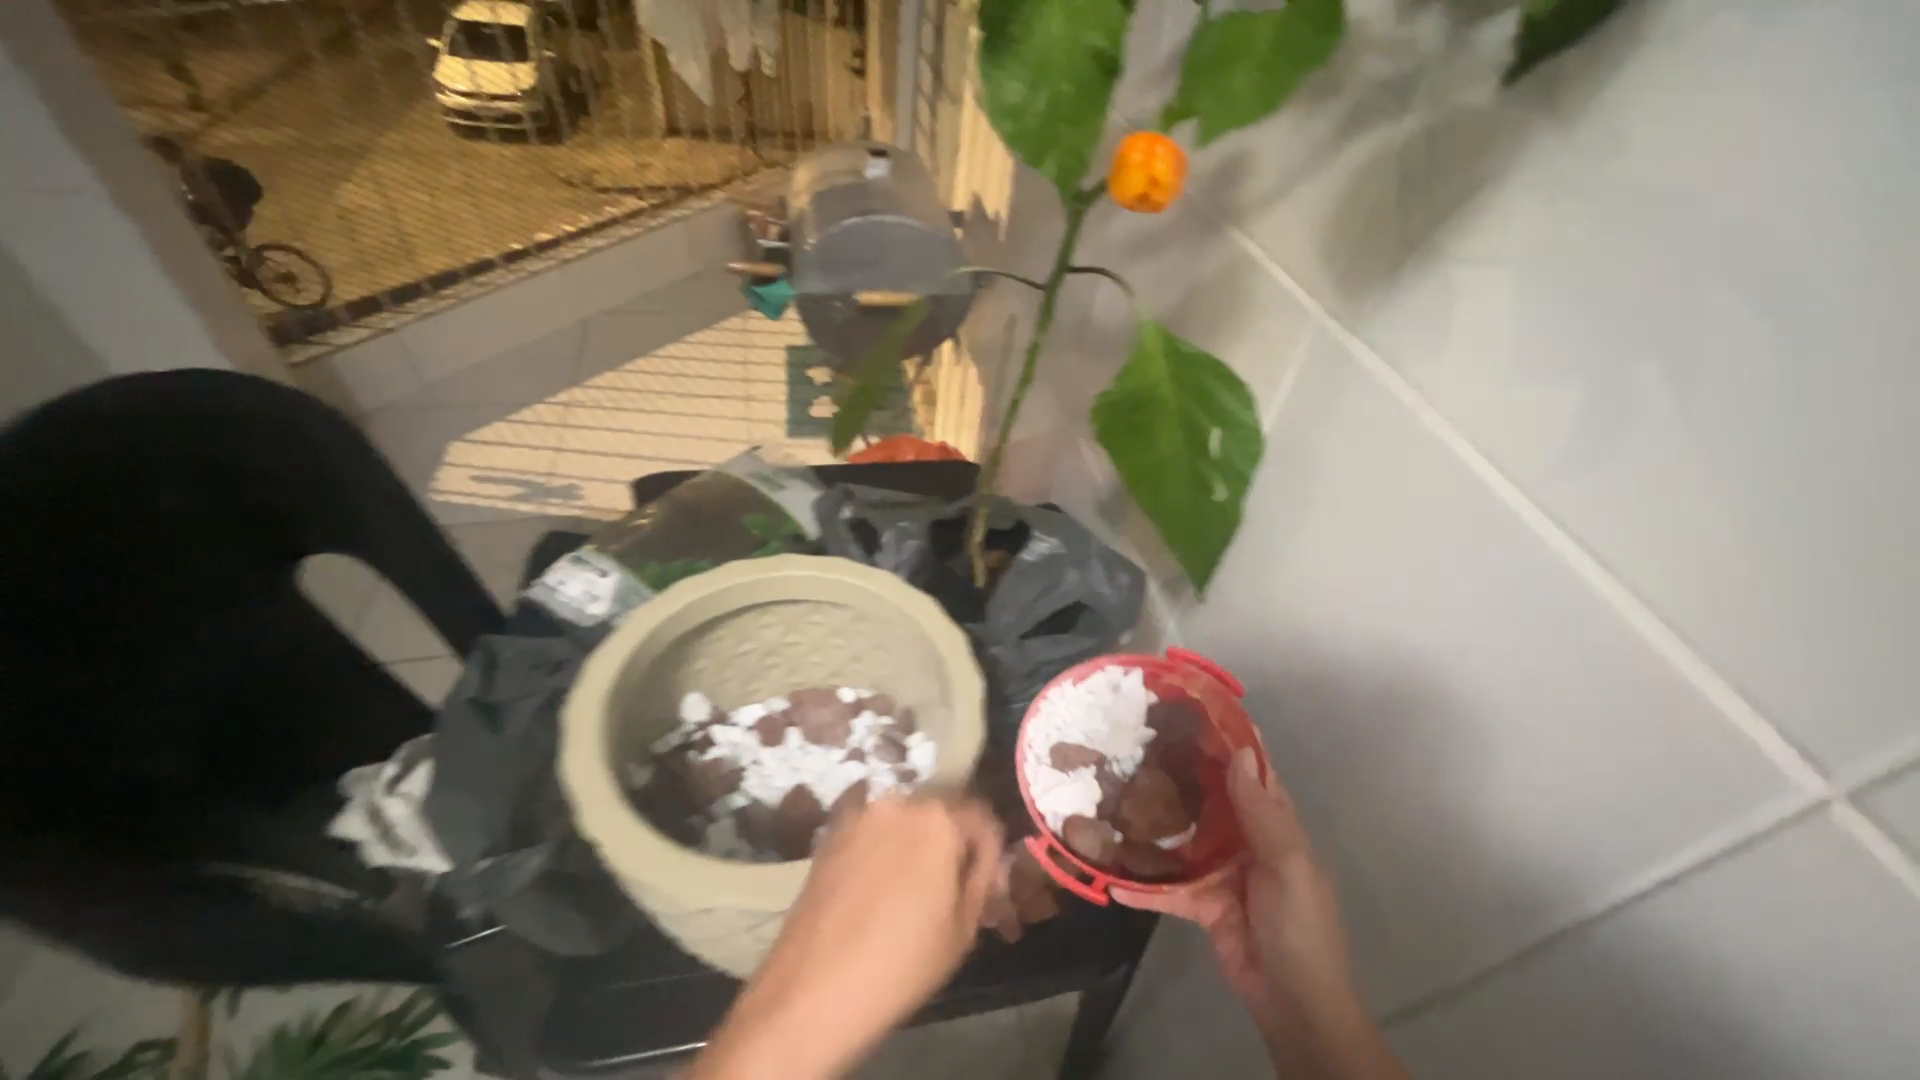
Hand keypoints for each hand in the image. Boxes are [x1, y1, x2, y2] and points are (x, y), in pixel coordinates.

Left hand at [689, 793, 1004, 1079]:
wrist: (815, 987)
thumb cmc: (902, 960)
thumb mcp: (963, 929)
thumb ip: (980, 883)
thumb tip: (981, 866)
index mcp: (938, 818)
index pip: (982, 820)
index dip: (991, 854)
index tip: (988, 888)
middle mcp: (898, 803)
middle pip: (941, 814)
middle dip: (953, 845)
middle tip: (954, 888)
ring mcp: (858, 817)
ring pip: (903, 823)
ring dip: (917, 846)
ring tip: (917, 891)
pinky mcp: (830, 836)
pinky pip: (872, 835)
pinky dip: (884, 853)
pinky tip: (883, 891)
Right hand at [1115, 749, 1405, 1078]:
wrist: (1294, 1003)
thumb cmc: (1301, 927)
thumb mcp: (1289, 866)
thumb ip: (1261, 814)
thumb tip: (1238, 752)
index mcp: (1275, 824)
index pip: (1251, 771)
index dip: (1228, 739)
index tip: (1192, 707)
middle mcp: (1245, 839)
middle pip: (1209, 796)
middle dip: (1180, 770)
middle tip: (1136, 742)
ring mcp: (1220, 871)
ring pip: (1182, 836)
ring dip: (1155, 820)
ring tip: (1114, 792)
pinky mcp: (1199, 902)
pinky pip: (1166, 887)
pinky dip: (1140, 885)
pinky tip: (1108, 875)